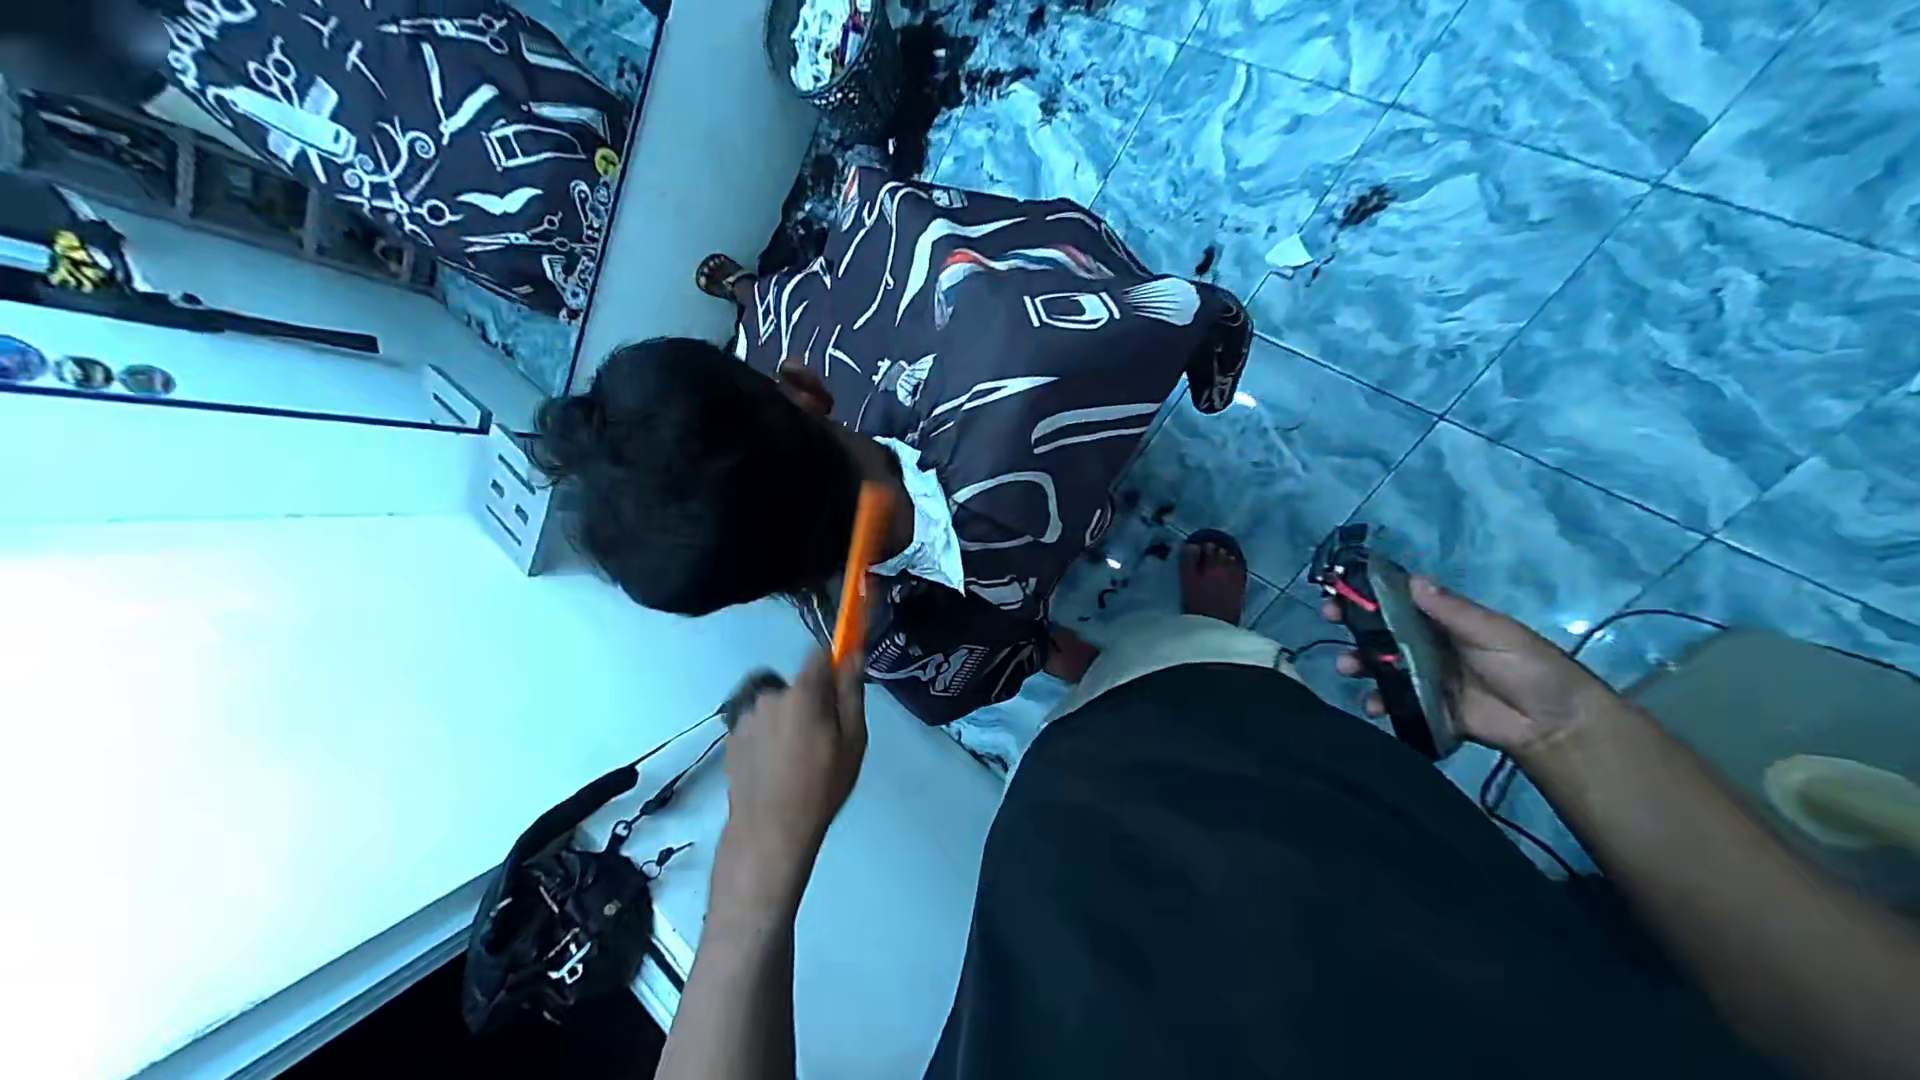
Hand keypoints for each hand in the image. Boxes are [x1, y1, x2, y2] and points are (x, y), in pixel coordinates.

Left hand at [717, 650, 867, 906]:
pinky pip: (760, 725)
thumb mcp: (853, 740)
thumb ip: (851, 692)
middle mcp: (770, 696)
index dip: (834, 664)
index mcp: (802, 692)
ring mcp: (746, 717)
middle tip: (826, 738)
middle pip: (800, 684)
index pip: (819, 654)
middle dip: (814, 701)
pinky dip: (770, 736)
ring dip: (790, 719)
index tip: (843, 686)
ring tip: (799, 759)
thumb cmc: (821, 786)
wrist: (769, 832)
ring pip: (779, 706)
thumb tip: (853, 654)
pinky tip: (777, 767)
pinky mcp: (732, 738)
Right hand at [1326, 578, 1622, 755]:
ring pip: (1377, 664)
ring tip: (1348, 667)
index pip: (1395, 602)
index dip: (1366, 594)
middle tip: (1329, 619)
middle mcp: (1424, 645)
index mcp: (1440, 622)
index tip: (1340, 588)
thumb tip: (1412, 580)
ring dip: (1357, 663)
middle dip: (1350, 624)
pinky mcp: (1422, 706)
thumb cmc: (1528, 667)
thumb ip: (1452, 610)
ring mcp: (1420, 676)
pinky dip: (1377, 702)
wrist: (1554, 723)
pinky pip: (1391, 701)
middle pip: (1377, 631)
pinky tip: (1374, 704)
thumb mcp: (1494, 631)